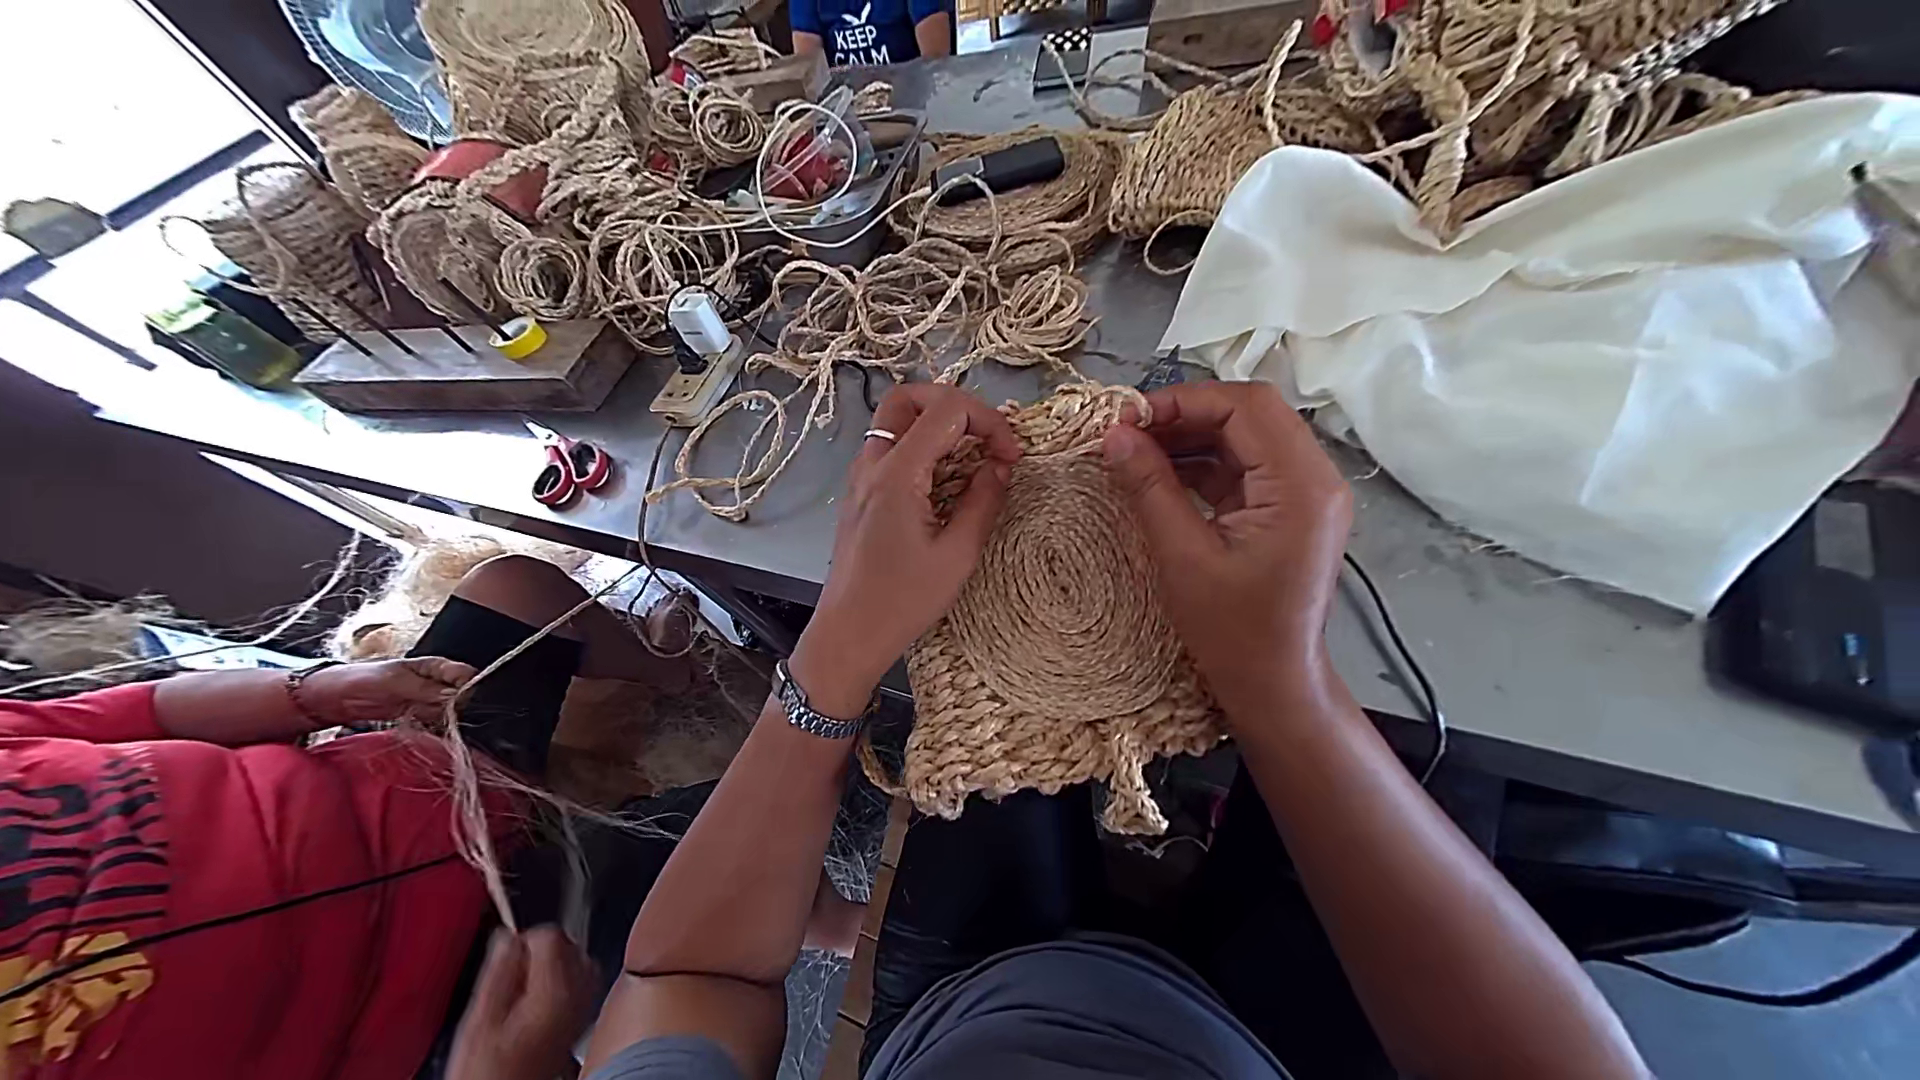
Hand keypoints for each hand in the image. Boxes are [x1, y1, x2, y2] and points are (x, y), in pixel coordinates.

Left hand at [295, 656, 476, 726]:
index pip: (468, 675)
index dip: (470, 688)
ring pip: (454, 710)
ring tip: (441, 728)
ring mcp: (430, 700)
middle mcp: (439, 682)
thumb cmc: (359, 680)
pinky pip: (439, 722)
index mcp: (437, 667)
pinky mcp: (420, 716)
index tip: (461, 703)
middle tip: (449, 718)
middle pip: (465, 695)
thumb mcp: (395, 682)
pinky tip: (435, 734)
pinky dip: (439, 729)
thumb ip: (428, 689)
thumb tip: (459, 696)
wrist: (326, 700)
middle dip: (462, 707)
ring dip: (451, 720)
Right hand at [447, 926, 594, 1079]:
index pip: (549, 933)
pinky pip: (579, 975)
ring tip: (520, 999)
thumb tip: (506, 936)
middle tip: (508, 988)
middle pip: (564, 942)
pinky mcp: (587, 1009)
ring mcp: (588, 999)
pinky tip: (536, 1005)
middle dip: (535, 956)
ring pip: (573, 955)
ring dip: (548, 967)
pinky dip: (560, 980)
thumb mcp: (479, 1025)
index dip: (523, 941)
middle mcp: (581, 988)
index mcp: (556, 989)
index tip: (505, 960)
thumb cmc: (490, 1075)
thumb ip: (496, 974)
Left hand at [793, 384, 1021, 714]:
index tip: (1010, 456)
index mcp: (897, 473)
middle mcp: (872, 464)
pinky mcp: (861, 493)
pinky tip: (946, 481)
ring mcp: (861, 476)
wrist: (849, 632)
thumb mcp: (957, 555)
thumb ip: (984, 501)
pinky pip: (891, 448)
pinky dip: (922, 447)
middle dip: (955, 405)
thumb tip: (1001, 466)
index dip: (989, 422)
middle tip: (986, 438)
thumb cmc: (902, 601)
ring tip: (971, 457)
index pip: (948, 410)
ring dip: (937, 424)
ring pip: (896, 420)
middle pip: (910, 397)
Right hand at [1102, 381, 1352, 715]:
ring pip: (1244, 437)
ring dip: (1189, 437)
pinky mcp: (1287, 508)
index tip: (1128, 418)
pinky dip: (1200, 463)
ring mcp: (1304, 493)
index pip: (1247, 407)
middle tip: (1127, 432)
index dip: (1184, 401)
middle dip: (1184, 415)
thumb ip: (1149, 487)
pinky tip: (1159, 473)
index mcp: (1300, 486)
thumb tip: (1113, 435)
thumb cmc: (1231, 630)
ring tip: (1135, 450)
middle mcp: (1315, 477)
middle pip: (1249, 414)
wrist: (1274, 682)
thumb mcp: (1182, 556)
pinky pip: (1243, 466)